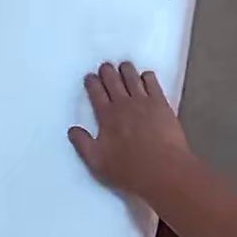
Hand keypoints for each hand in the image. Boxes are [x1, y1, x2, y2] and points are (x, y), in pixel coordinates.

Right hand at [69, 61, 198, 198]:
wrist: (163, 170)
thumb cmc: (129, 169)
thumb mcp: (97, 162)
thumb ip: (82, 144)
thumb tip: (73, 130)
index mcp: (106, 116)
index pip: (96, 92)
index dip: (91, 82)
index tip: (90, 77)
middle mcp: (123, 103)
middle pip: (112, 79)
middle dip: (107, 71)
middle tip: (105, 67)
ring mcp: (144, 101)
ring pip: (132, 77)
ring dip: (126, 69)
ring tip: (124, 66)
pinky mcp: (161, 104)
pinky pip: (152, 82)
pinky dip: (147, 76)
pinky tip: (145, 77)